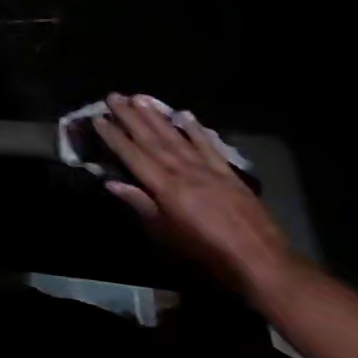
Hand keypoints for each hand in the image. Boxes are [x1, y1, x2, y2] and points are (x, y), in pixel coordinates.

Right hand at [93, 93, 290, 293]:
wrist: (259, 260)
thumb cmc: (205, 252)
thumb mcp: (165, 234)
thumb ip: (140, 204)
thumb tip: (112, 183)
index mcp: (166, 187)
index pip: (134, 156)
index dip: (114, 137)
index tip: (98, 118)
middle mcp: (184, 171)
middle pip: (152, 140)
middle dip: (131, 117)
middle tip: (114, 96)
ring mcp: (208, 169)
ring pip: (176, 137)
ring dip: (156, 117)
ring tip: (140, 98)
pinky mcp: (228, 173)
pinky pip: (208, 146)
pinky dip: (195, 130)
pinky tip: (185, 115)